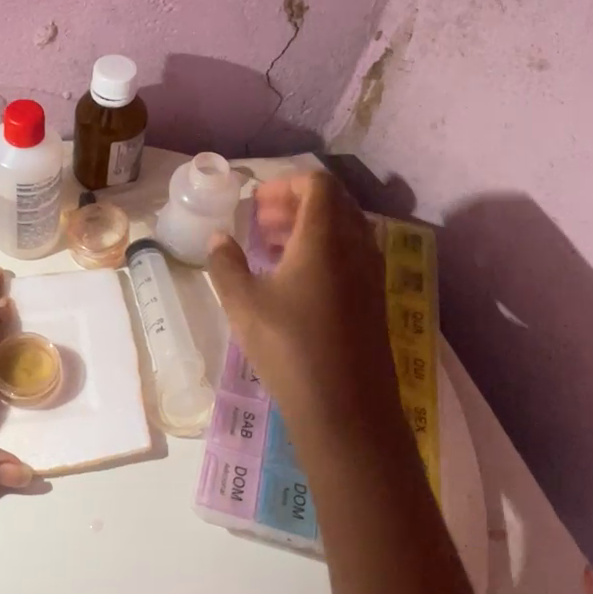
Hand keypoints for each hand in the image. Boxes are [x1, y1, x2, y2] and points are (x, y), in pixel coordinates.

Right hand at [206, 172, 397, 460]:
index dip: (285, 183)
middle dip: (295, 202)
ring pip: (345, 229)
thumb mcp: (243, 304)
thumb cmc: (290, 347)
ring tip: (273, 247)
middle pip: (333, 202)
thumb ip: (226, 263)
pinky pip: (352, 255)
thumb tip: (218, 238)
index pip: (317, 183)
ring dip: (311, 226)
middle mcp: (356, 246)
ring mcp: (371, 274)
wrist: (347, 410)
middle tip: (261, 221)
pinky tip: (296, 280)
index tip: (256, 204)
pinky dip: (325, 251)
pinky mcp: (374, 300)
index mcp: (325, 236)